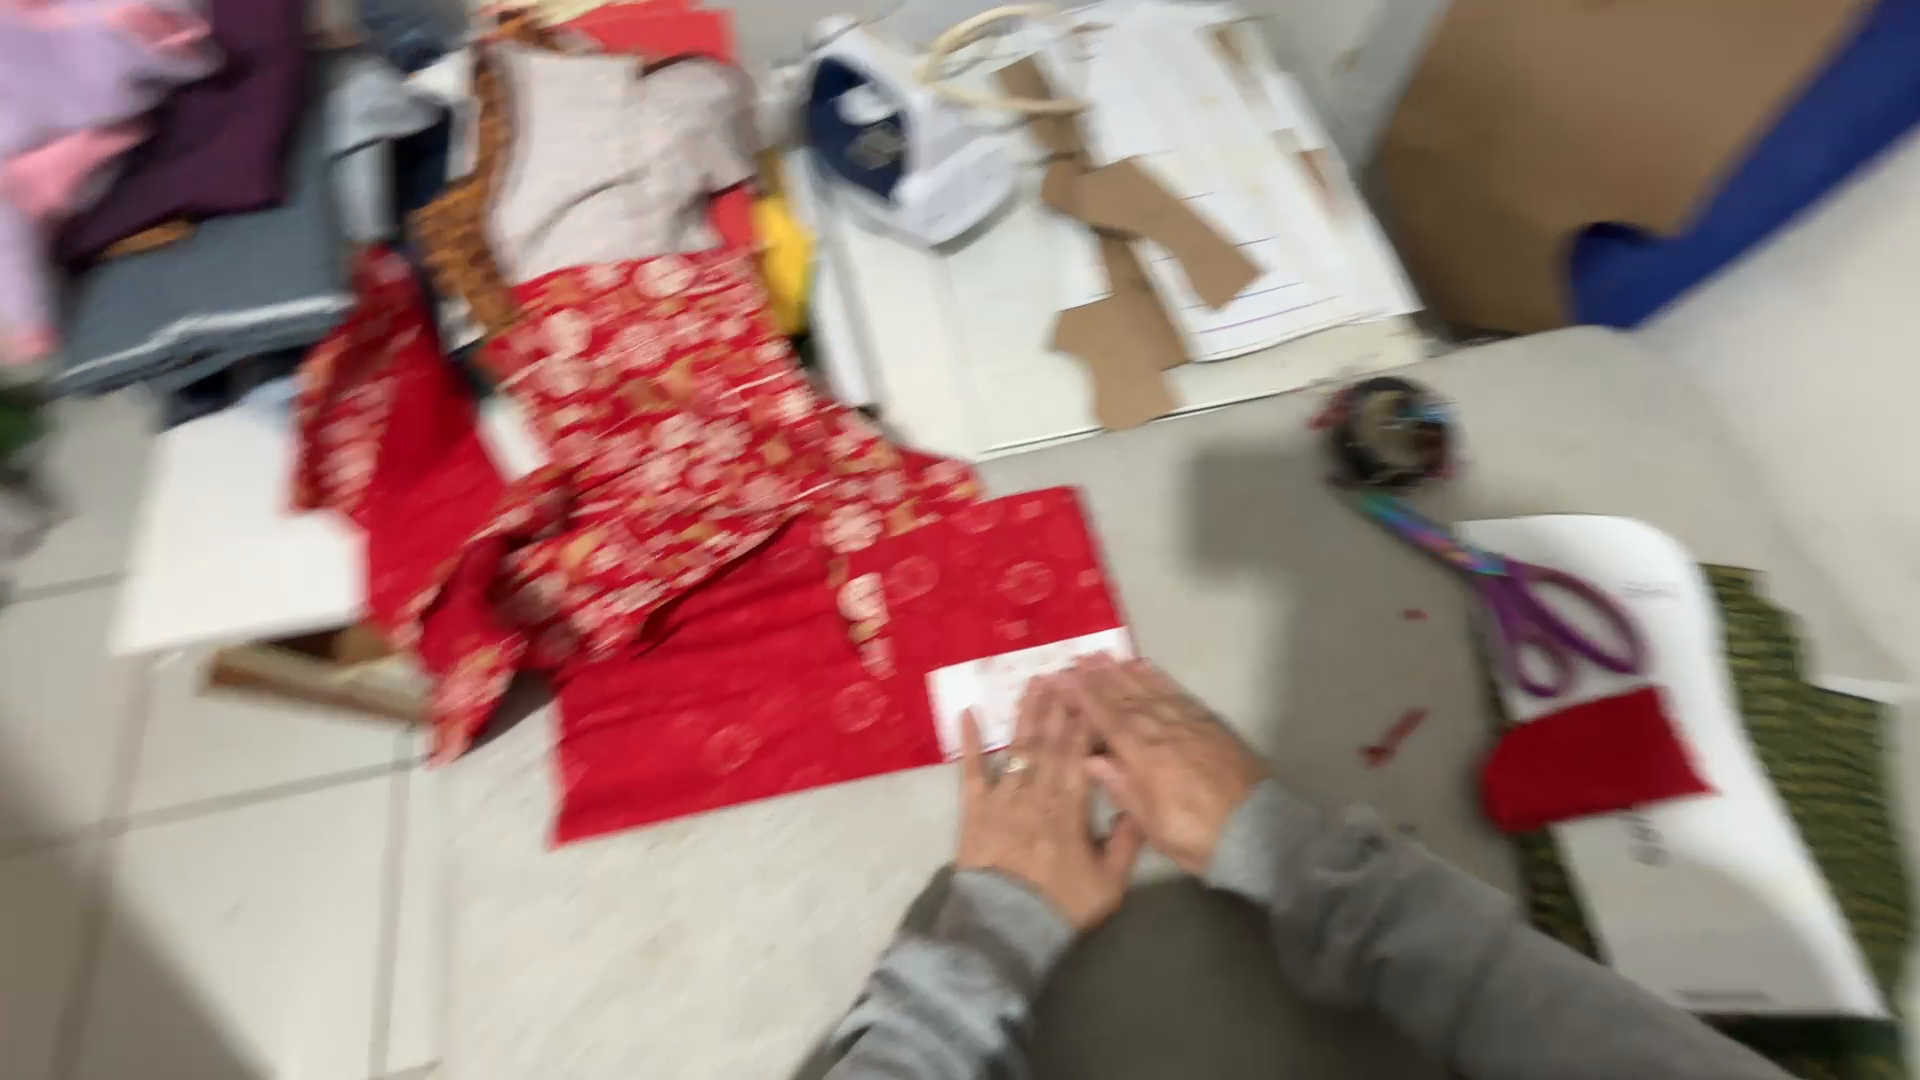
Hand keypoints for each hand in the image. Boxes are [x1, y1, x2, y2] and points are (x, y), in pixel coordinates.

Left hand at [956, 677, 1145, 930]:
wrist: (1004, 929)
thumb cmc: (1058, 906)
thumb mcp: (1108, 884)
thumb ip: (1127, 843)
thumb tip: (1139, 806)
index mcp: (1070, 806)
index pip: (1081, 754)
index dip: (1087, 722)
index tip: (1094, 693)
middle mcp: (1037, 790)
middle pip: (1051, 741)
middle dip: (1061, 705)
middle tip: (1066, 671)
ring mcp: (1003, 795)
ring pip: (1019, 746)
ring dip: (1027, 712)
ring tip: (1035, 680)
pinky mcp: (975, 807)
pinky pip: (971, 769)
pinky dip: (970, 741)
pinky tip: (967, 713)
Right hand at [1066, 655, 1268, 876]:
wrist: (1257, 832)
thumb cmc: (1198, 836)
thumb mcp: (1153, 825)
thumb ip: (1122, 788)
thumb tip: (1090, 759)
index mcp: (1143, 757)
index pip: (1105, 718)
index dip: (1081, 696)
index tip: (1061, 677)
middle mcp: (1161, 731)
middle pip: (1124, 697)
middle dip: (1097, 676)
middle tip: (1076, 656)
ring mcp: (1186, 723)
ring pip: (1147, 690)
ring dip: (1122, 670)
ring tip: (1102, 654)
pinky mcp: (1207, 722)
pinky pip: (1175, 692)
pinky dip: (1157, 677)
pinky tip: (1144, 666)